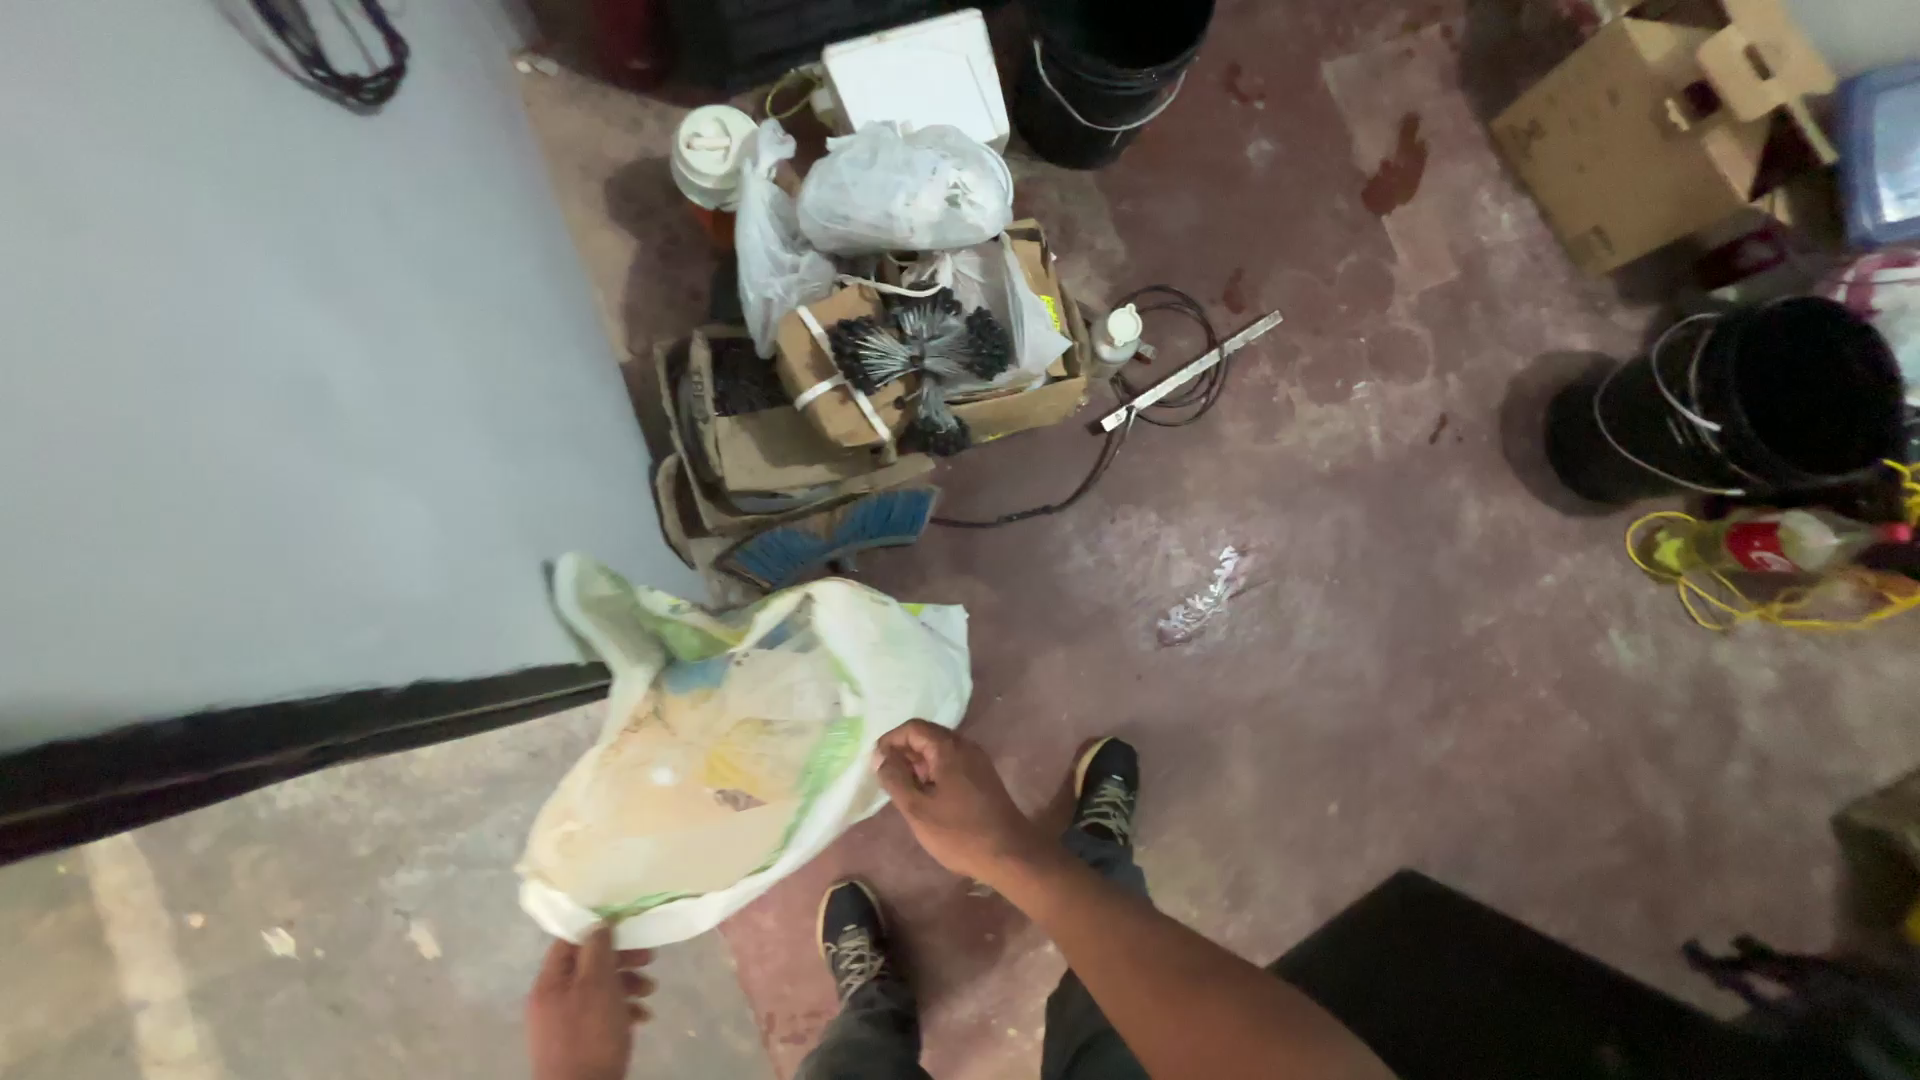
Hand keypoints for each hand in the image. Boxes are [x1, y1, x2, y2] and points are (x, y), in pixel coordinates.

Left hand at [527, 927, 653, 1079]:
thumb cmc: (590, 1036)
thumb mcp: (597, 985)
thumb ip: (598, 950)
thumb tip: (599, 923)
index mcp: (549, 983)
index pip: (570, 941)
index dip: (598, 930)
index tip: (629, 927)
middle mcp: (552, 999)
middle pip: (589, 964)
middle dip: (621, 959)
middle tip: (649, 958)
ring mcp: (564, 1022)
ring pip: (599, 988)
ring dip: (627, 984)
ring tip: (649, 992)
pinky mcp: (578, 1041)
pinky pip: (601, 1013)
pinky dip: (622, 1009)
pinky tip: (642, 1017)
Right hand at [874, 720, 1051, 886]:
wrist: (1009, 854)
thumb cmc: (959, 832)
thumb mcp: (917, 808)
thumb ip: (895, 778)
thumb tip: (880, 756)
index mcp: (949, 748)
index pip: (913, 728)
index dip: (891, 741)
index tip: (876, 764)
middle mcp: (966, 746)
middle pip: (928, 736)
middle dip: (904, 752)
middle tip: (887, 778)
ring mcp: (978, 761)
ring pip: (940, 750)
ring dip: (919, 764)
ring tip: (904, 790)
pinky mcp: (983, 776)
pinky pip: (953, 763)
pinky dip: (935, 772)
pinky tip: (927, 796)